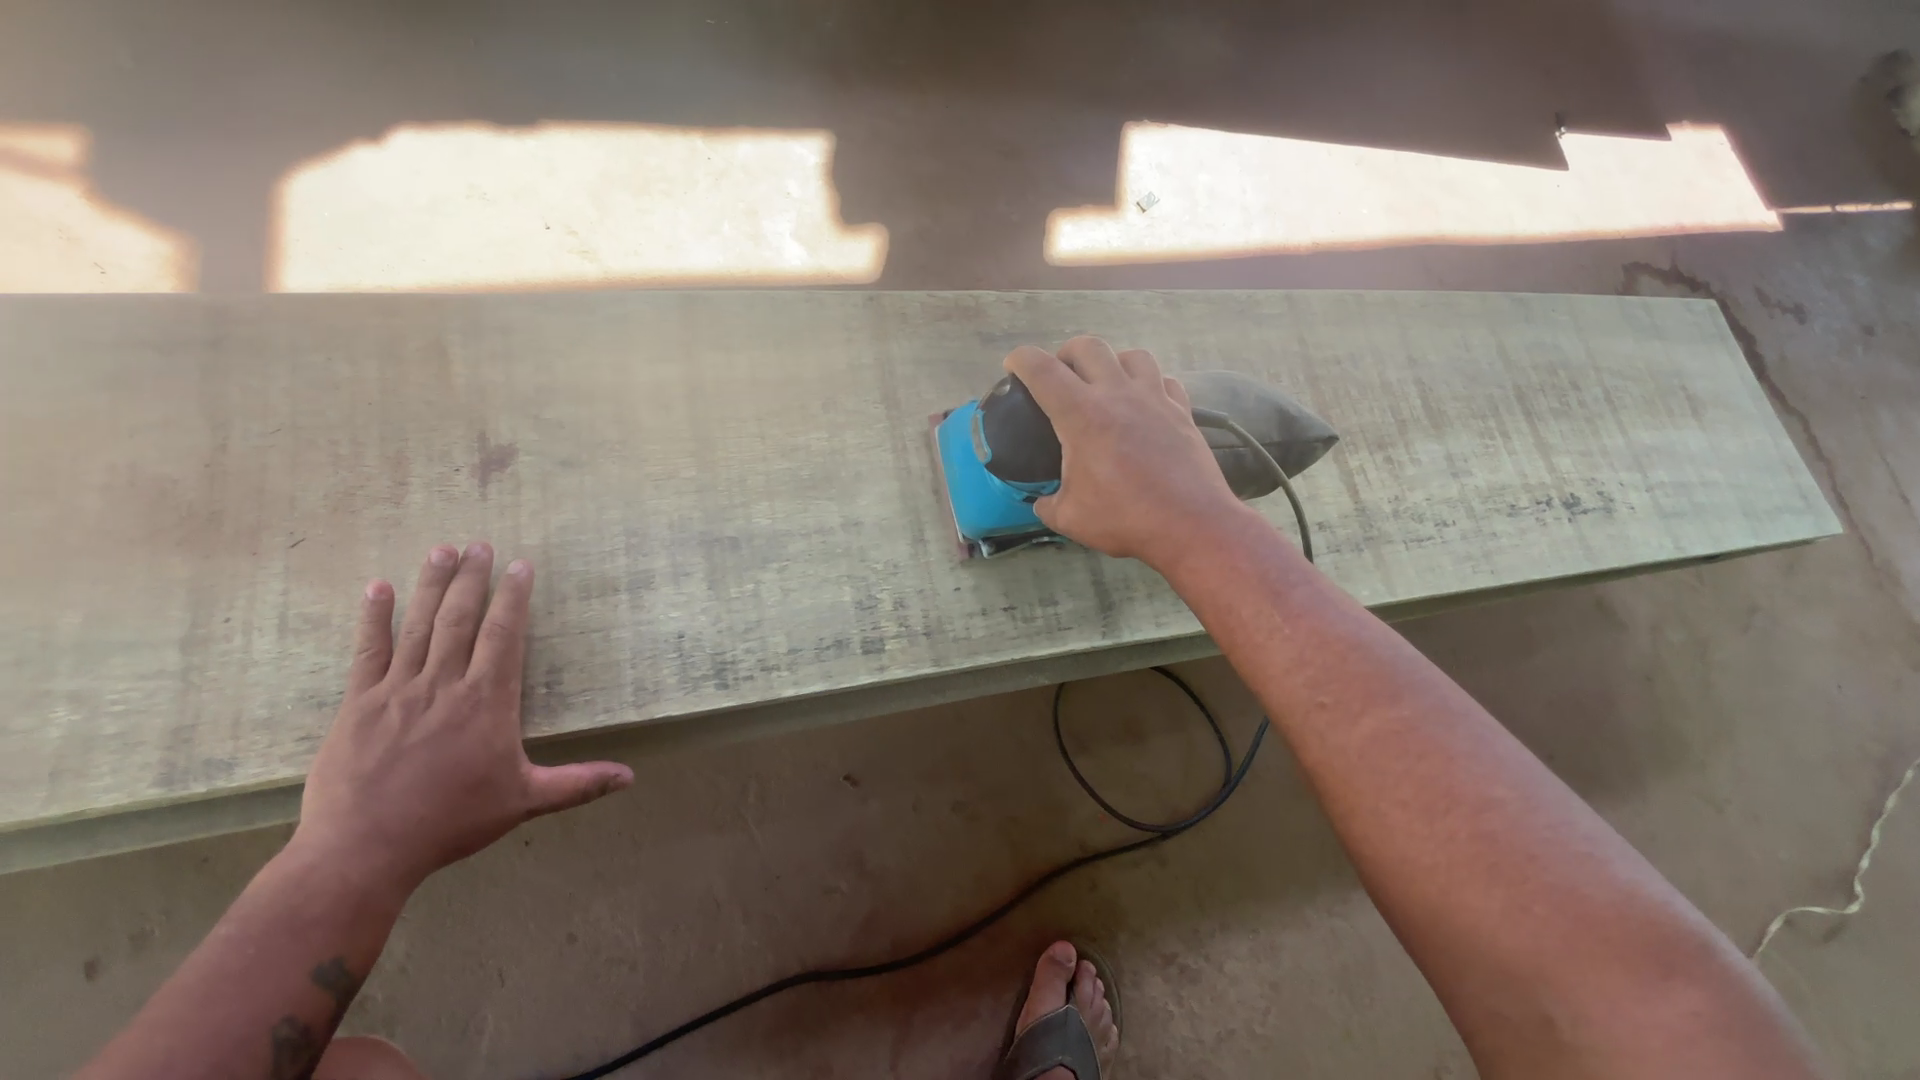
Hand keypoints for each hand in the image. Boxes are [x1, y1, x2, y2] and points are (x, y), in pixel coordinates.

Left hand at [291, 543, 632, 890]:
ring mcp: (397, 691)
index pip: (504, 635)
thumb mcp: (524, 801)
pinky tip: (377, 588)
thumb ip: (579, 784)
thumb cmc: (451, 822)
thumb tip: (631, 777)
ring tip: (441, 550)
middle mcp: (444, 685)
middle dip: (472, 578)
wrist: (363, 849)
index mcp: (487, 702)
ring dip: (430, 584)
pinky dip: (373, 617)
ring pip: (418, 625)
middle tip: (479, 544)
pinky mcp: (358, 704)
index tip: (520, 565)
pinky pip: (368, 651)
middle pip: (460, 618)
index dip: (513, 597)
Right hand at [1004, 337, 1250, 568]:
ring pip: (1132, 355)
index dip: (1021, 359)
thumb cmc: (1125, 519)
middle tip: (1061, 374)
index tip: (1013, 364)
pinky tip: (1145, 403)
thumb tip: (1041, 502)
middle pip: (1088, 347)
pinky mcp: (1182, 412)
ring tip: (1106, 383)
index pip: (1042, 370)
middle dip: (1067, 353)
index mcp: (1081, 415)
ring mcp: (1154, 399)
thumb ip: (1048, 504)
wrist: (1190, 525)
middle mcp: (1117, 394)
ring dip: (1112, 362)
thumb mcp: (1069, 519)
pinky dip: (1150, 384)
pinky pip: (1165, 381)